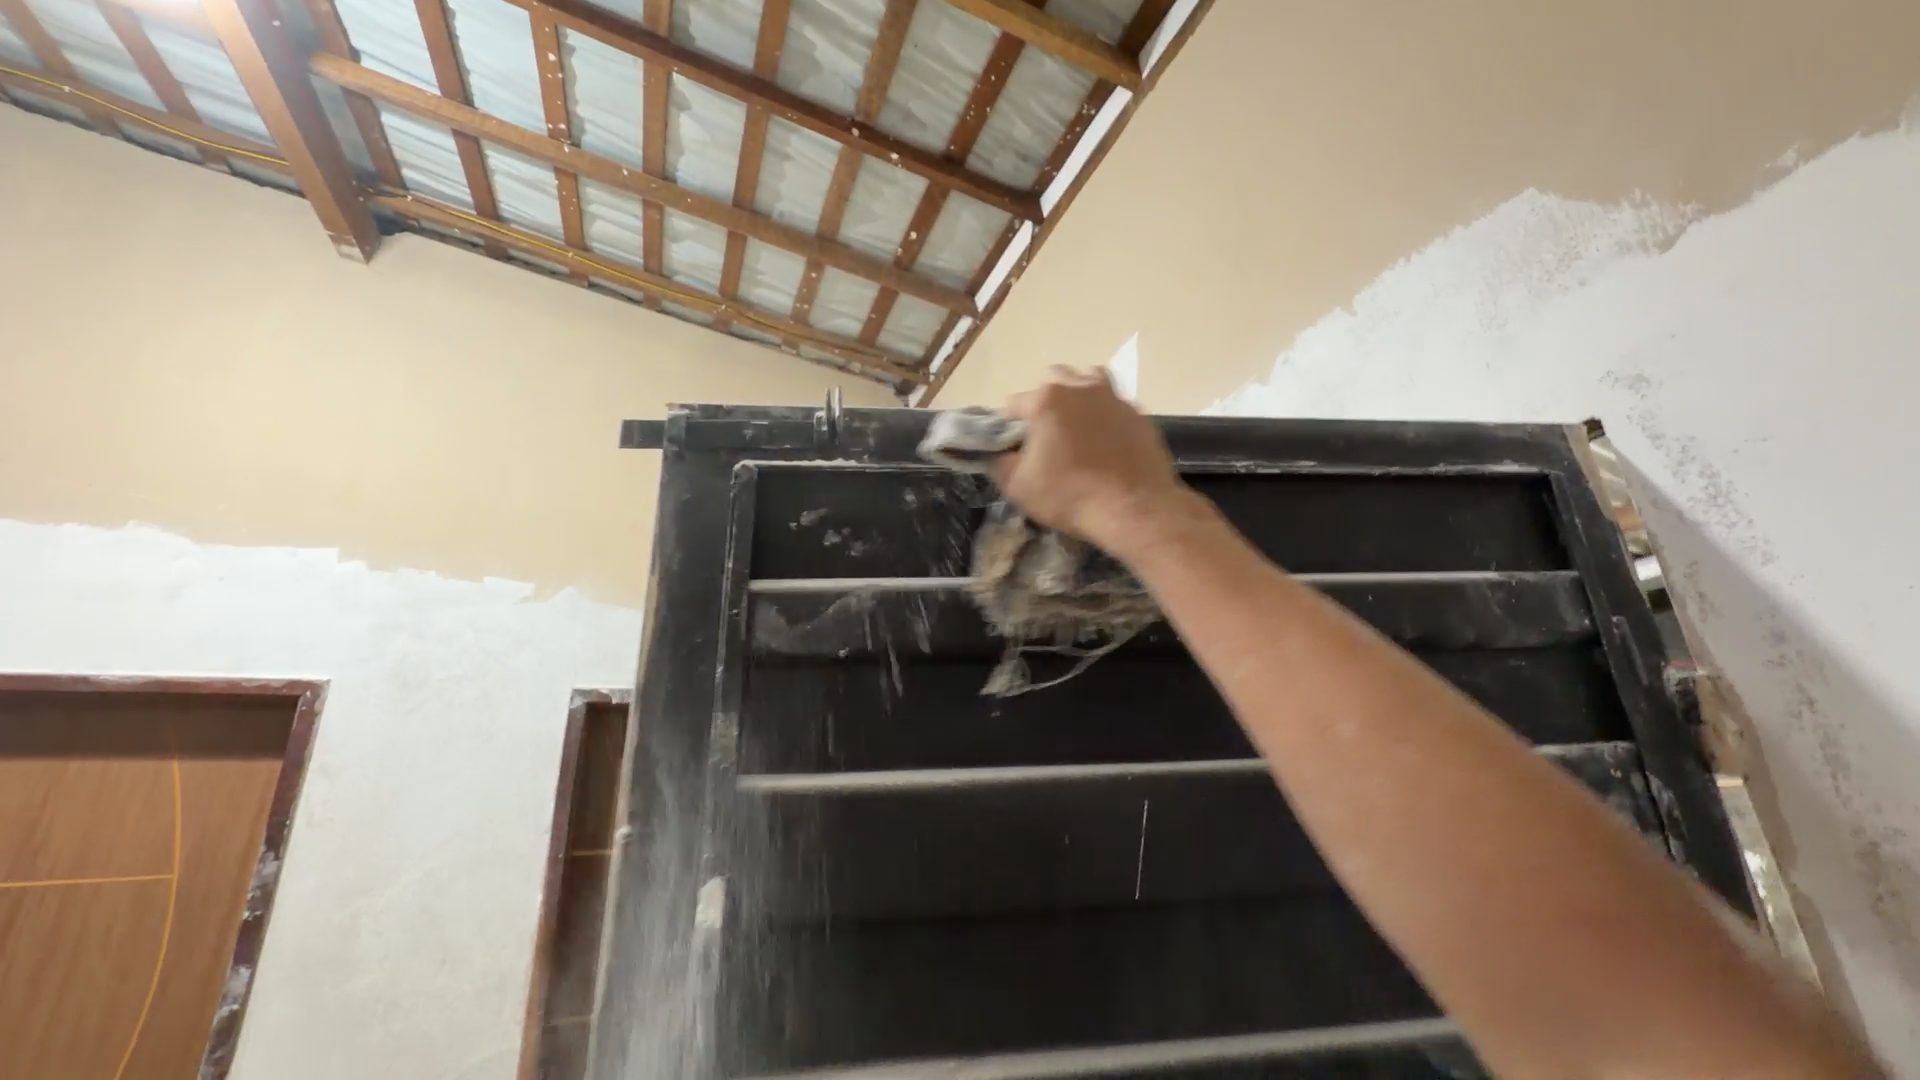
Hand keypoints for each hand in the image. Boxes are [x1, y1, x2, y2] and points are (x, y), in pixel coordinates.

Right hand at [990, 366, 1188, 554]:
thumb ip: (999, 463)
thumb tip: (996, 453)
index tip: (1013, 448)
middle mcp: (1081, 387)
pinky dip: (1105, 415)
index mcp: (1047, 399)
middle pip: (1053, 379)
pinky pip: (1114, 404)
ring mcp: (1114, 397)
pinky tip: (1105, 440)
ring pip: (1089, 379)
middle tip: (1045, 433)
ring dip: (1078, 395)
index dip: (1008, 427)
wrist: (1135, 509)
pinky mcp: (1138, 414)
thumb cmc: (1070, 496)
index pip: (1014, 404)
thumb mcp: (1019, 487)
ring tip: (1077, 425)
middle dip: (1043, 400)